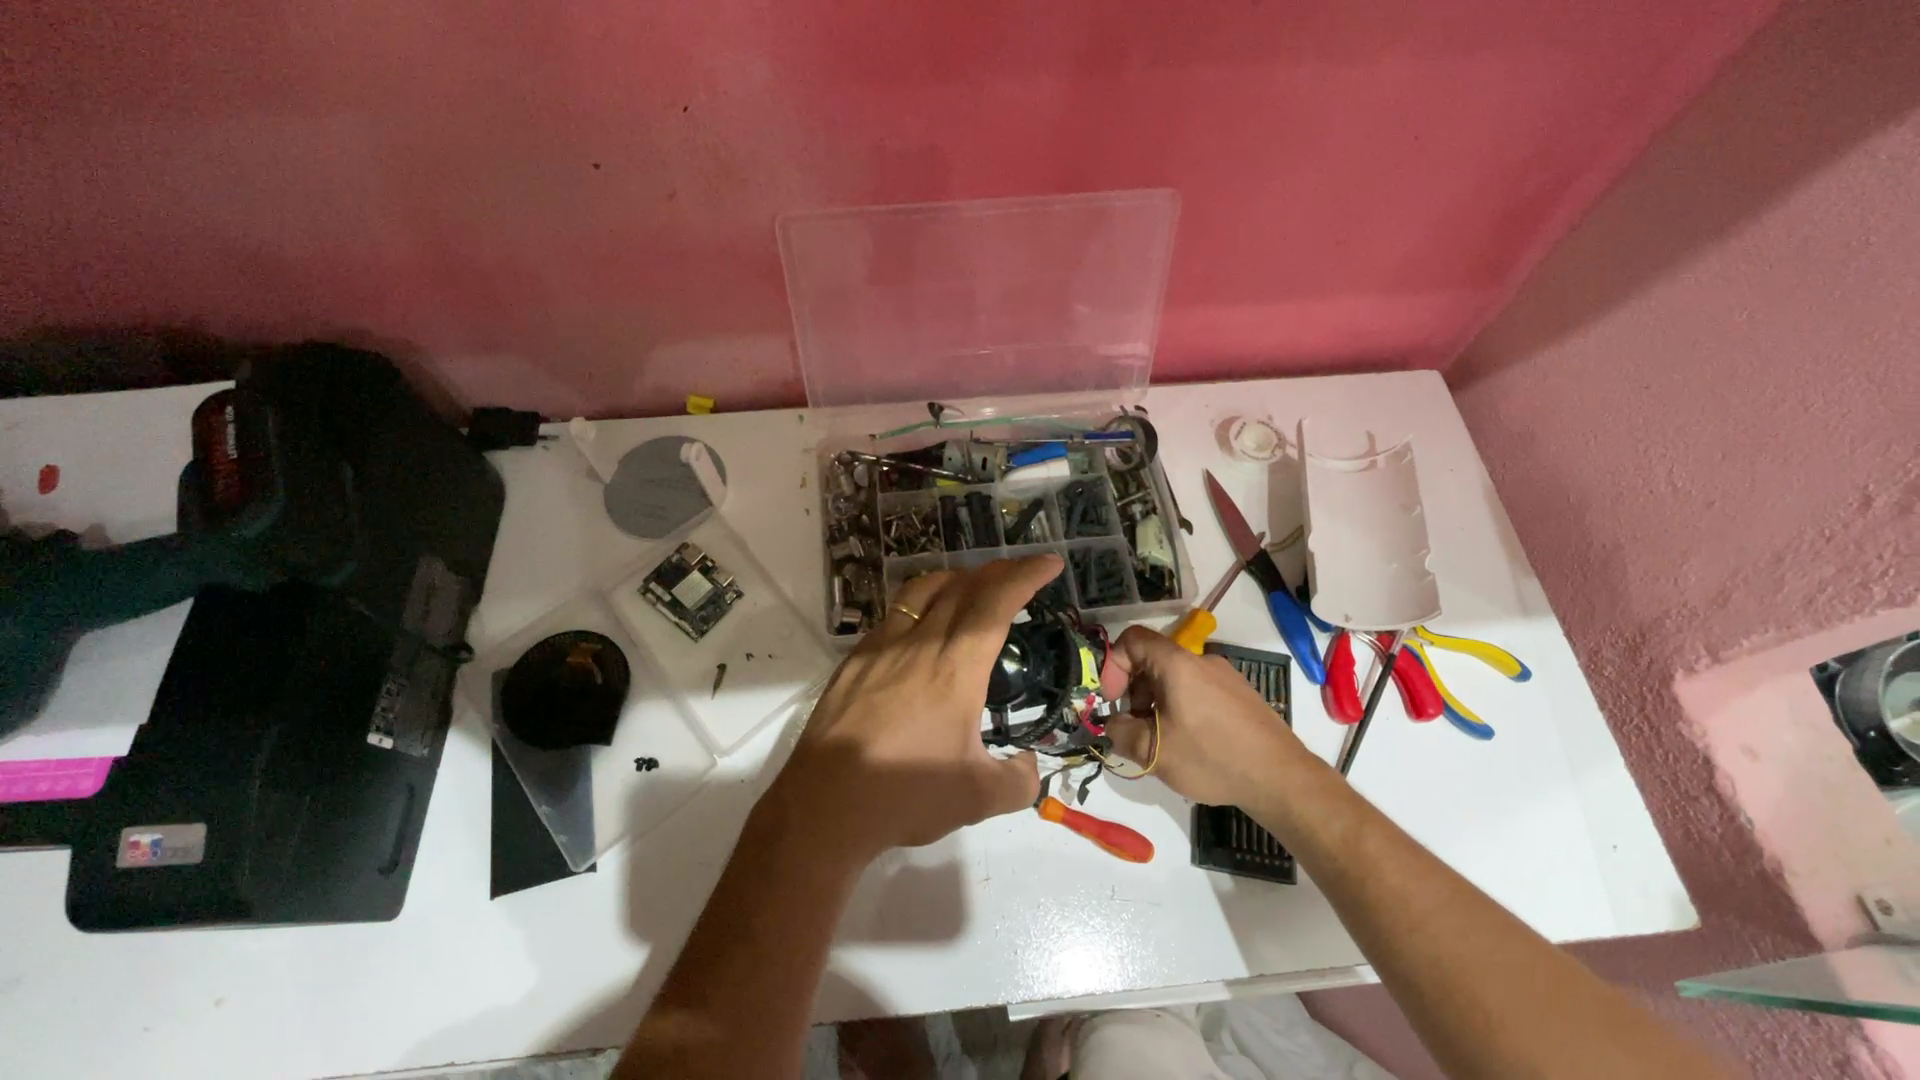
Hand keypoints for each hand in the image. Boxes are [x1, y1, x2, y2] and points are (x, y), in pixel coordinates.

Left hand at [756, 556, 1060, 862]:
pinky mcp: (853, 663)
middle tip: (1020, 573)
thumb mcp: (979, 798)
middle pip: (962, 587)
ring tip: (971, 587)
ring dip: (955, 579)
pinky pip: (892, 616)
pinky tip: (920, 630)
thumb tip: (1030, 766)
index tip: (1049, 564)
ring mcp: (880, 649)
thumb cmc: (906, 797)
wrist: (825, 807)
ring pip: (921, 591)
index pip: (996, 603)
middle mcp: (919, 646)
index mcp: (956, 669)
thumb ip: (1018, 781)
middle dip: (998, 571)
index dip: (1025, 575)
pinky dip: (919, 605)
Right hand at [1099, 625, 1308, 807]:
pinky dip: (1181, 707)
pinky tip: (1189, 743)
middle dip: (1133, 690)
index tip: (1112, 701)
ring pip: (1175, 677)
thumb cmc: (1211, 758)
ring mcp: (1225, 677)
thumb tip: (1112, 724)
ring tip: (1160, 740)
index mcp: (1177, 664)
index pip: (1132, 639)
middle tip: (1134, 726)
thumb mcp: (1152, 751)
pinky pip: (1198, 690)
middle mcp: (1202, 661)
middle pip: (1153, 660)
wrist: (1280, 777)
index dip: (1112, 665)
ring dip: (1156, 702)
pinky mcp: (1240, 695)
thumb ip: (1120, 732)